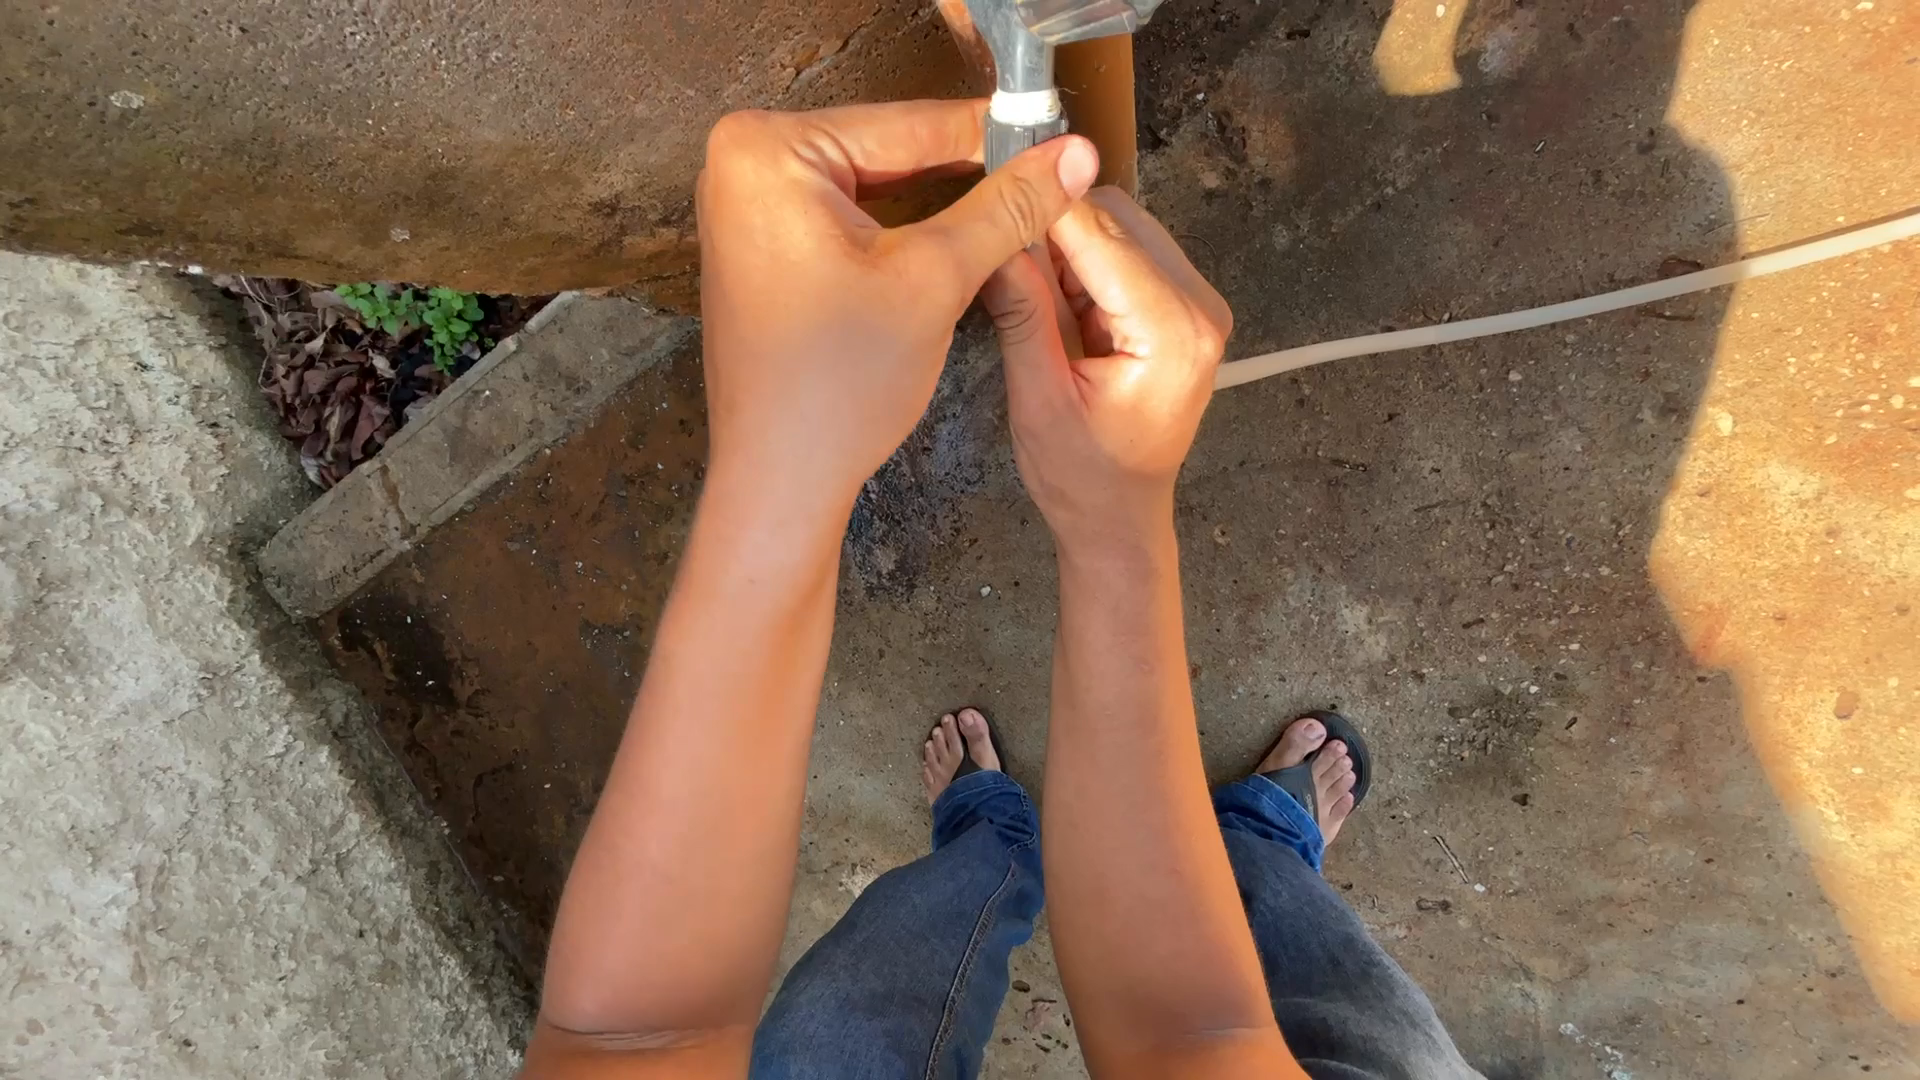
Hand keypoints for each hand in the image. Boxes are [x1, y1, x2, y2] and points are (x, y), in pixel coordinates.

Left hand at [696, 101, 1100, 512]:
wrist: (784, 478)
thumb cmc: (838, 385)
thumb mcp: (933, 281)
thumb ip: (1005, 210)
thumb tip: (1073, 157)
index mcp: (767, 151)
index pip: (906, 125)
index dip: (991, 136)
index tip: (1052, 138)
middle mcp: (743, 168)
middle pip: (886, 158)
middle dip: (963, 178)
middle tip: (1038, 184)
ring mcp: (749, 216)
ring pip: (872, 196)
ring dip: (936, 211)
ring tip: (1006, 215)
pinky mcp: (765, 258)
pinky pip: (847, 229)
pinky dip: (899, 238)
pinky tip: (949, 247)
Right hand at [983, 187, 1232, 552]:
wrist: (1120, 519)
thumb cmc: (1079, 477)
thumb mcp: (1039, 399)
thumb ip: (1022, 313)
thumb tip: (993, 237)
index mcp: (1172, 331)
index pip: (1100, 236)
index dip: (1041, 209)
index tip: (989, 187)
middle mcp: (1200, 307)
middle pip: (1119, 219)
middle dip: (1056, 231)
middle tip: (1004, 261)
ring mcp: (1199, 307)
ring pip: (1124, 232)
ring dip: (1070, 250)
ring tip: (1031, 294)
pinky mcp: (1185, 314)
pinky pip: (1130, 259)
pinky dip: (1087, 269)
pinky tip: (1060, 306)